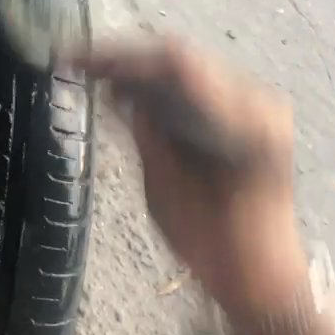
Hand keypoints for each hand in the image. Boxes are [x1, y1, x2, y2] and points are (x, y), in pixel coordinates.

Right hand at [79, 39, 306, 325]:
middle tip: (72, 63)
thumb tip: (117, 91)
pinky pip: (189, 88)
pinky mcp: (238, 118)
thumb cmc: (218, 245)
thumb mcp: (168, 190)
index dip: (119, 57)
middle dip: (121, 58)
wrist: (262, 277)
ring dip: (133, 69)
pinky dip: (151, 86)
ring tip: (86, 73)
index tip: (77, 61)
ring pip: (180, 68)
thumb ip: (148, 134)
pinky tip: (116, 91)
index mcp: (244, 120)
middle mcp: (254, 103)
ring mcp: (250, 107)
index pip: (175, 65)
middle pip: (176, 58)